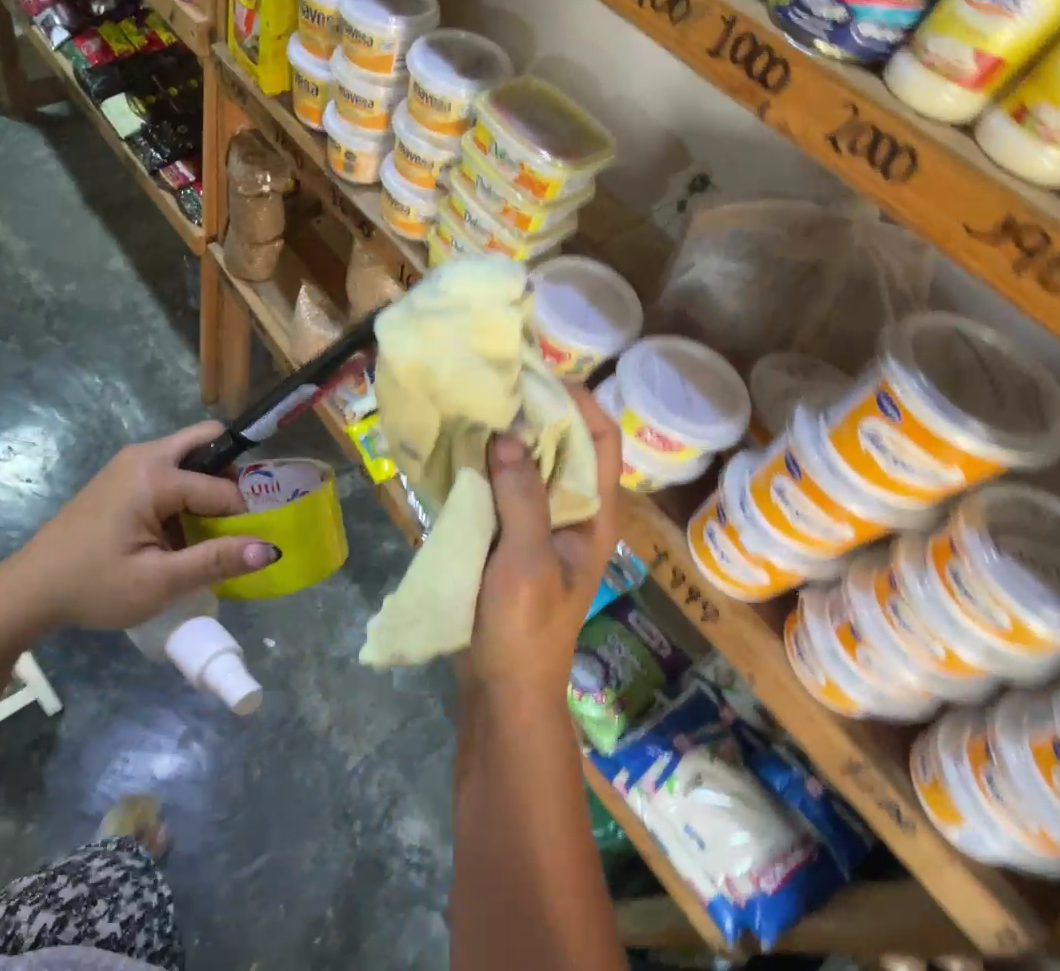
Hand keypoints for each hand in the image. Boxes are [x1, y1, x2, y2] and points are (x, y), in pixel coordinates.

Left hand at [10, 422, 277, 630]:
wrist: (31, 590)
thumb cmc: (94, 587)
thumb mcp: (159, 582)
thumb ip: (216, 560)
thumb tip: (270, 549)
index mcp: (154, 476)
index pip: (222, 488)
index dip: (243, 519)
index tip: (251, 548)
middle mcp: (144, 456)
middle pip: (208, 442)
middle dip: (232, 477)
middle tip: (236, 521)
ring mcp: (129, 463)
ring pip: (190, 456)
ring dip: (208, 486)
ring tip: (211, 532)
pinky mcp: (121, 477)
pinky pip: (170, 471)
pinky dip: (187, 493)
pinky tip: (181, 533)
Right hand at [464, 388, 620, 697]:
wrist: (502, 687)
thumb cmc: (525, 627)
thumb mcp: (527, 560)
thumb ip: (522, 498)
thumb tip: (508, 436)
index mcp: (593, 516)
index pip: (601, 442)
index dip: (581, 402)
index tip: (542, 371)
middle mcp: (570, 513)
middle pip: (563, 448)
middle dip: (536, 413)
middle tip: (497, 380)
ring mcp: (537, 527)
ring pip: (529, 468)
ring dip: (507, 439)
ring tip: (474, 406)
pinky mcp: (506, 540)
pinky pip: (500, 492)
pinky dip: (484, 469)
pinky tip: (457, 452)